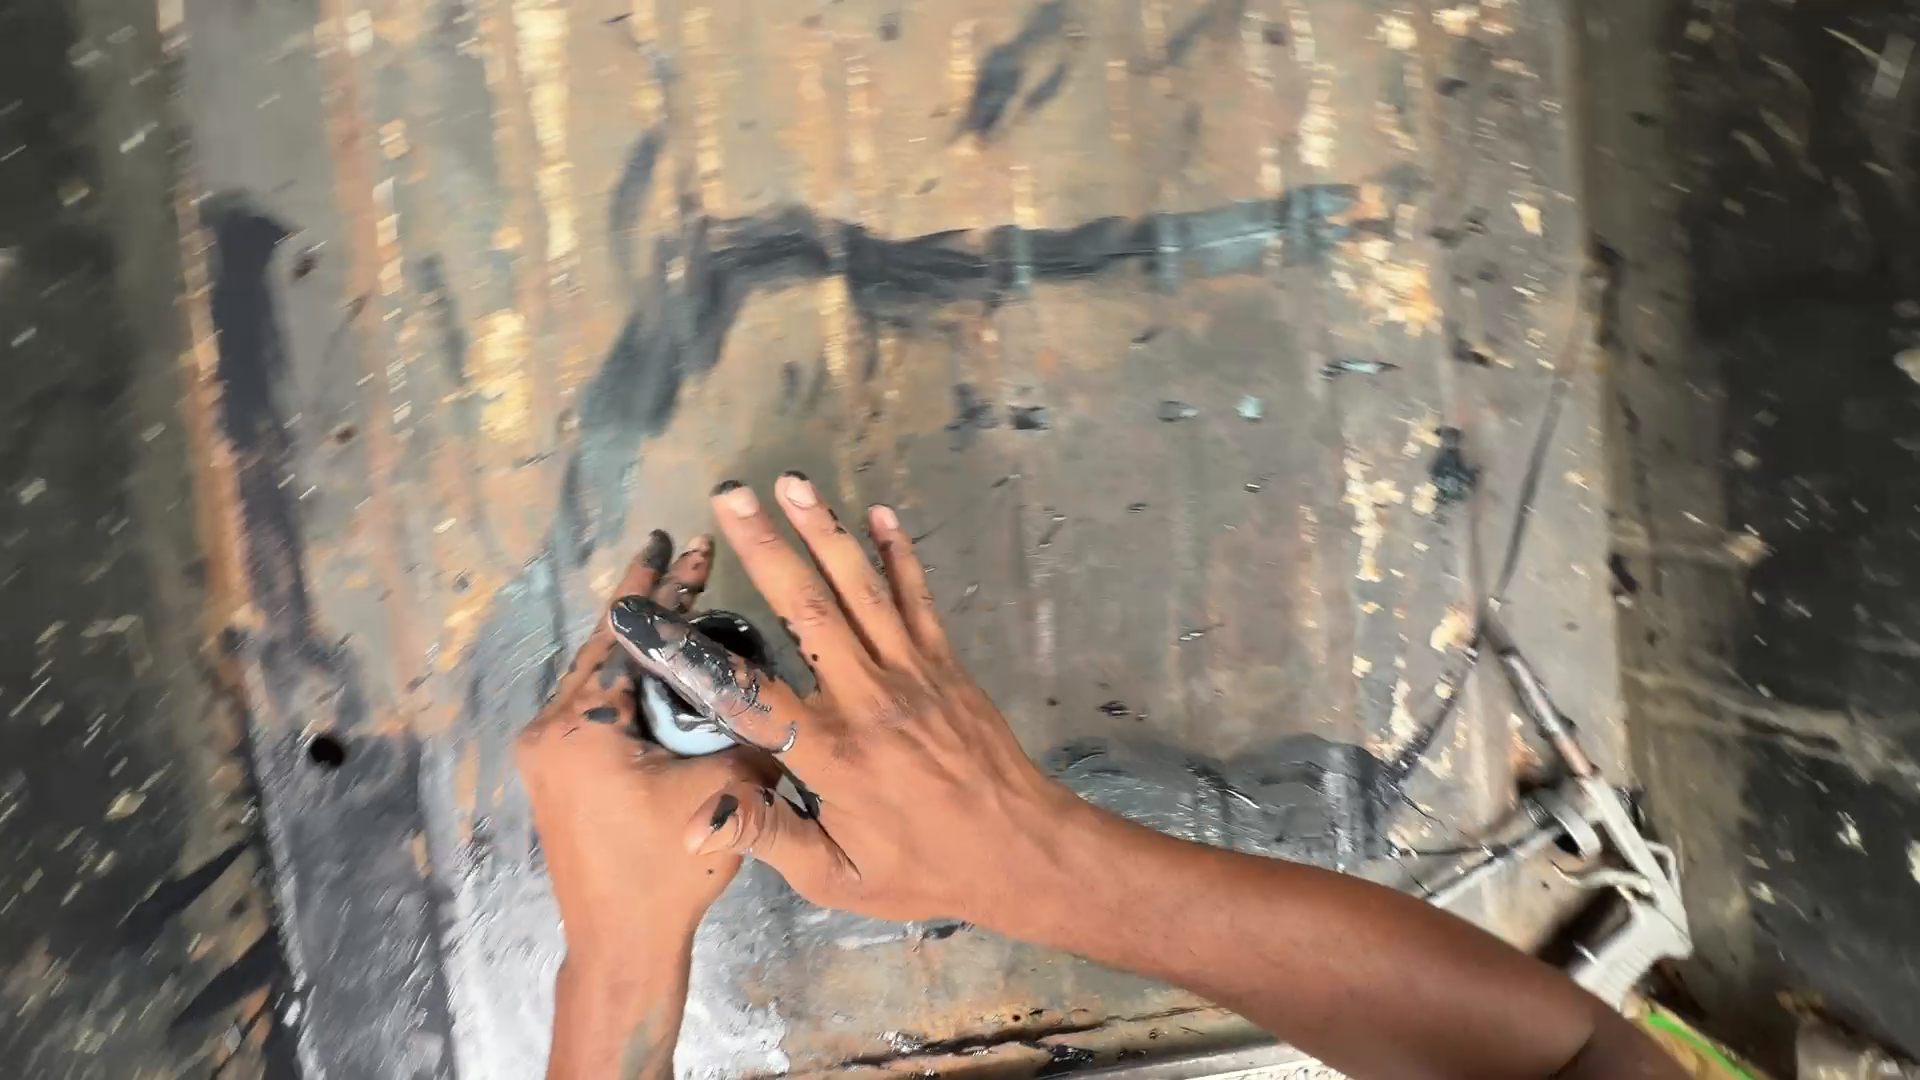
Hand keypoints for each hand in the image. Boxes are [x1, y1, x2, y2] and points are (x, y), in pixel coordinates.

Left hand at [515, 531, 776, 953]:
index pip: (626, 637)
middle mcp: (550, 729)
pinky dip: (636, 672)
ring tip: (685, 594)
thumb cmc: (670, 866)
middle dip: (653, 600)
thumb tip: (765, 678)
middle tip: (686, 552)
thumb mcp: (725, 788)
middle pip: (609, 645)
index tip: (682, 541)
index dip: (662, 588)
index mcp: (580, 727)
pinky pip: (600, 699)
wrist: (622, 944)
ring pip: (603, 670)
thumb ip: (746, 725)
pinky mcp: (560, 767)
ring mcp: (549, 750)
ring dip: (646, 636)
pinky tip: (669, 659)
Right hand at [610, 474, 1086, 927]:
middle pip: (807, 611)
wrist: (1020, 846)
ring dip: (825, 531)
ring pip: (861, 589)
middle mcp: (869, 698)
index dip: (693, 655)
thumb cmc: (923, 868)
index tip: (651, 613)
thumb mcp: (839, 877)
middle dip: (765, 548)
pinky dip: (899, 552)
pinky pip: (918, 596)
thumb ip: (769, 839)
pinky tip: (880, 512)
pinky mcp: (945, 659)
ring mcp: (913, 670)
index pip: (749, 695)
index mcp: (832, 755)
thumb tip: (693, 822)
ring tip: (793, 483)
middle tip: (731, 496)